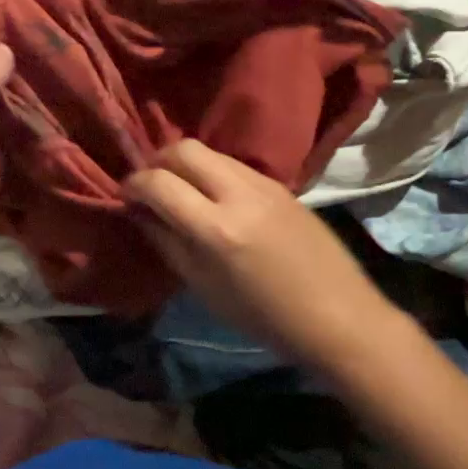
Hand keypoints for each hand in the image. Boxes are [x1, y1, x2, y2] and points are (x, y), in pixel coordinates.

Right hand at [123, 139, 402, 370]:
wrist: (342, 319)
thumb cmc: (266, 317)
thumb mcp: (204, 288)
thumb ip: (167, 242)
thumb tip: (140, 212)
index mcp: (216, 229)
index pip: (158, 183)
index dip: (133, 185)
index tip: (126, 196)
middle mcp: (238, 194)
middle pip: (182, 149)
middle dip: (157, 162)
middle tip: (150, 186)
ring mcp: (263, 184)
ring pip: (208, 151)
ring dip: (184, 163)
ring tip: (179, 190)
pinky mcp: (281, 185)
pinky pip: (232, 163)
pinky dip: (210, 171)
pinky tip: (212, 197)